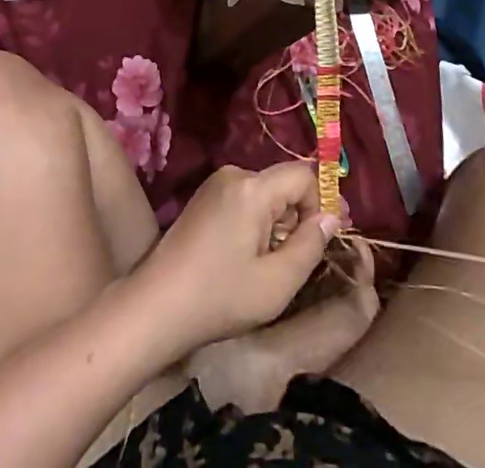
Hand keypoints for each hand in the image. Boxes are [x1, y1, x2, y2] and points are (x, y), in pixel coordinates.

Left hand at [133, 162, 341, 354]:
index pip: (304, 175)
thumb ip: (311, 244)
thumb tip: (330, 216)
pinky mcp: (203, 199)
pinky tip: (244, 258)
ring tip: (266, 264)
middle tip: (294, 260)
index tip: (320, 240)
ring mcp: (215, 185)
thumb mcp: (278, 282)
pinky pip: (245, 200)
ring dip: (276, 223)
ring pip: (266, 194)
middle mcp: (234, 175)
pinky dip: (255, 223)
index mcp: (253, 188)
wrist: (154, 309)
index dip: (320, 203)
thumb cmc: (219, 298)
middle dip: (297, 217)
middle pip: (284, 184)